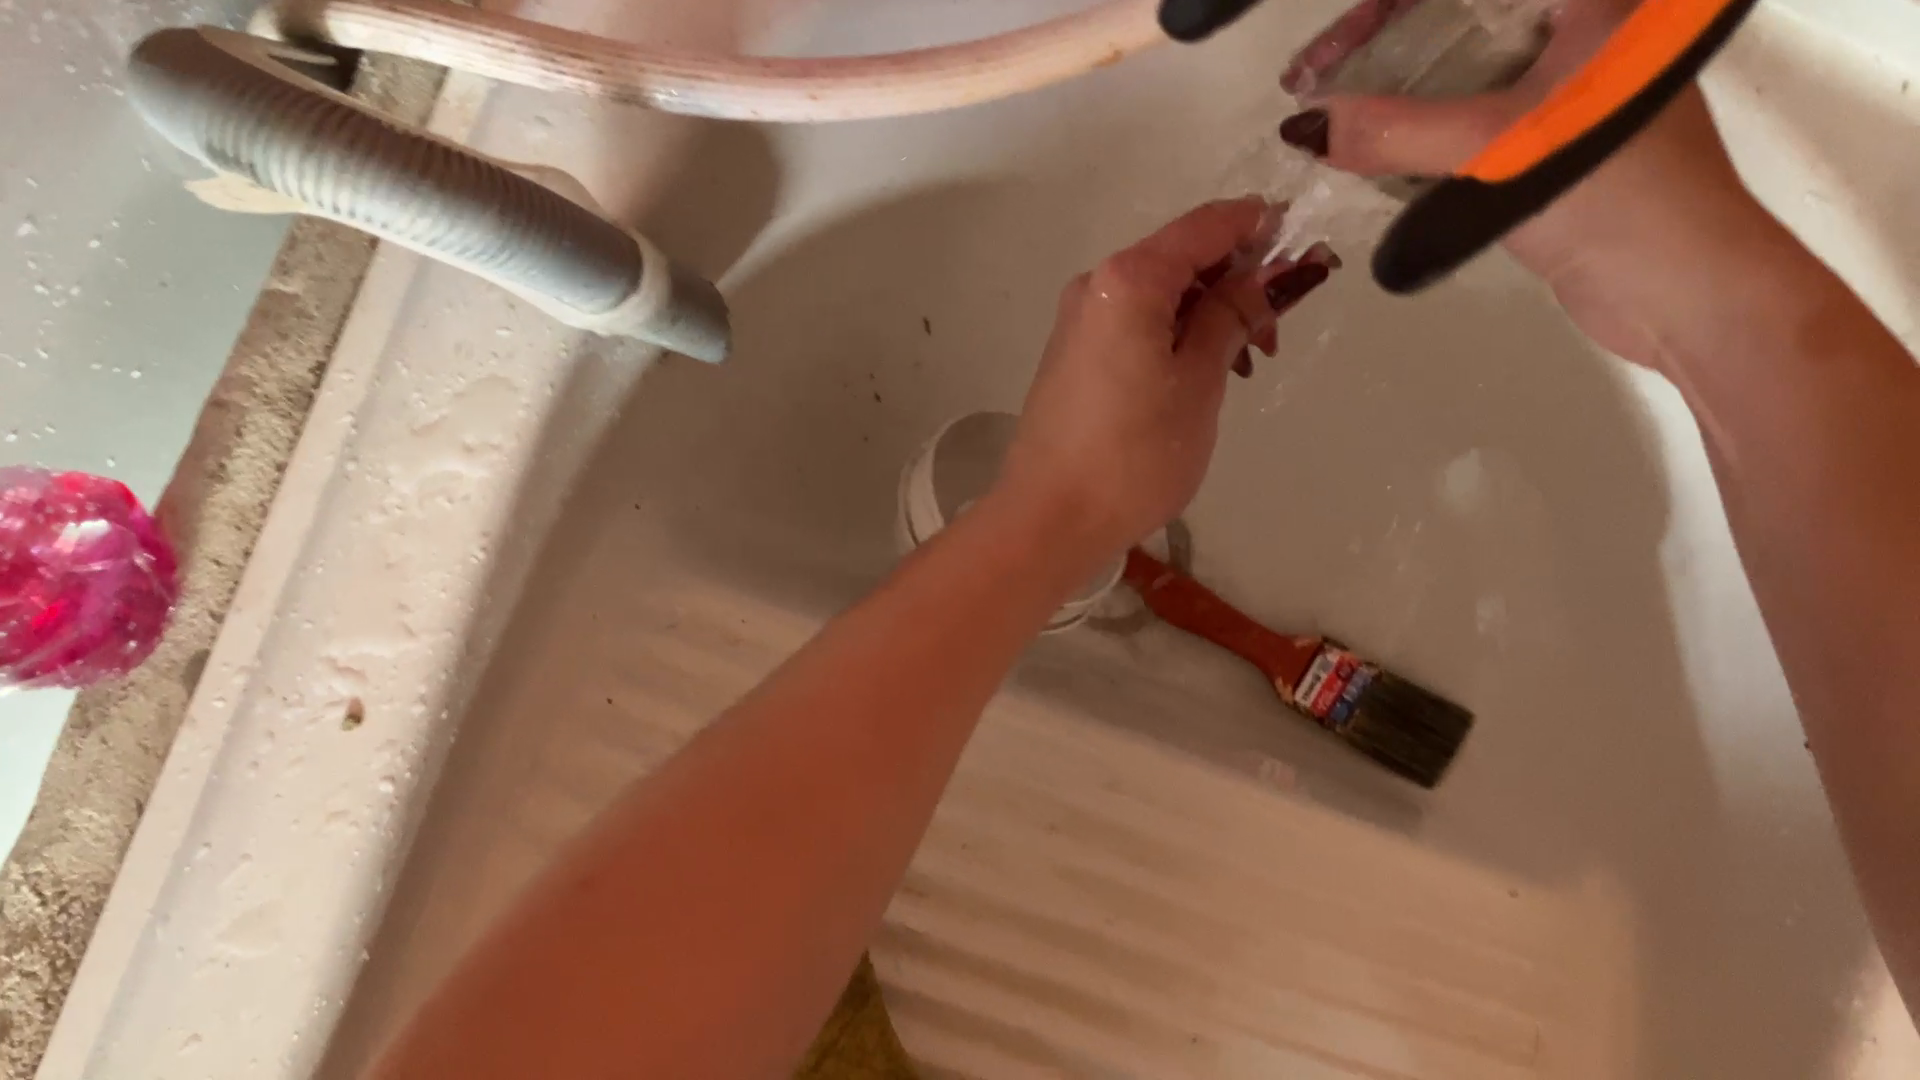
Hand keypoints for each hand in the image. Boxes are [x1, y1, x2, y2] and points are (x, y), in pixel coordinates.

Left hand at [993, 199, 1338, 559]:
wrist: (1049, 519)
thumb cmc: (1135, 455)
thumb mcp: (1199, 382)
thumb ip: (1233, 316)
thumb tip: (1268, 273)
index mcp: (1128, 279)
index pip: (1208, 225)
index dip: (1262, 230)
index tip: (1309, 256)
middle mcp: (1095, 287)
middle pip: (1182, 259)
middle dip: (1237, 283)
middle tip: (1274, 335)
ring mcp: (1079, 323)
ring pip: (1160, 298)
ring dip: (1209, 316)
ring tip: (1243, 368)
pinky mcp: (1073, 358)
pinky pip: (1135, 327)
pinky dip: (1175, 339)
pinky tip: (1199, 378)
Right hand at [1282, 0, 1776, 370]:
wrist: (1677, 285)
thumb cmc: (1607, 196)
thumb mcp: (1493, 152)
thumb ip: (1395, 134)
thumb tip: (1305, 126)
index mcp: (1590, 4)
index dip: (1384, 12)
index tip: (1320, 57)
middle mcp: (1581, 34)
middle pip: (1457, 26)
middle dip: (1379, 50)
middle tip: (1314, 82)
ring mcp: (1566, 92)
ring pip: (1457, 77)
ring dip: (1392, 98)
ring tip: (1330, 117)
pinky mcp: (1548, 144)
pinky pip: (1464, 124)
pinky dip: (1416, 136)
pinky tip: (1371, 152)